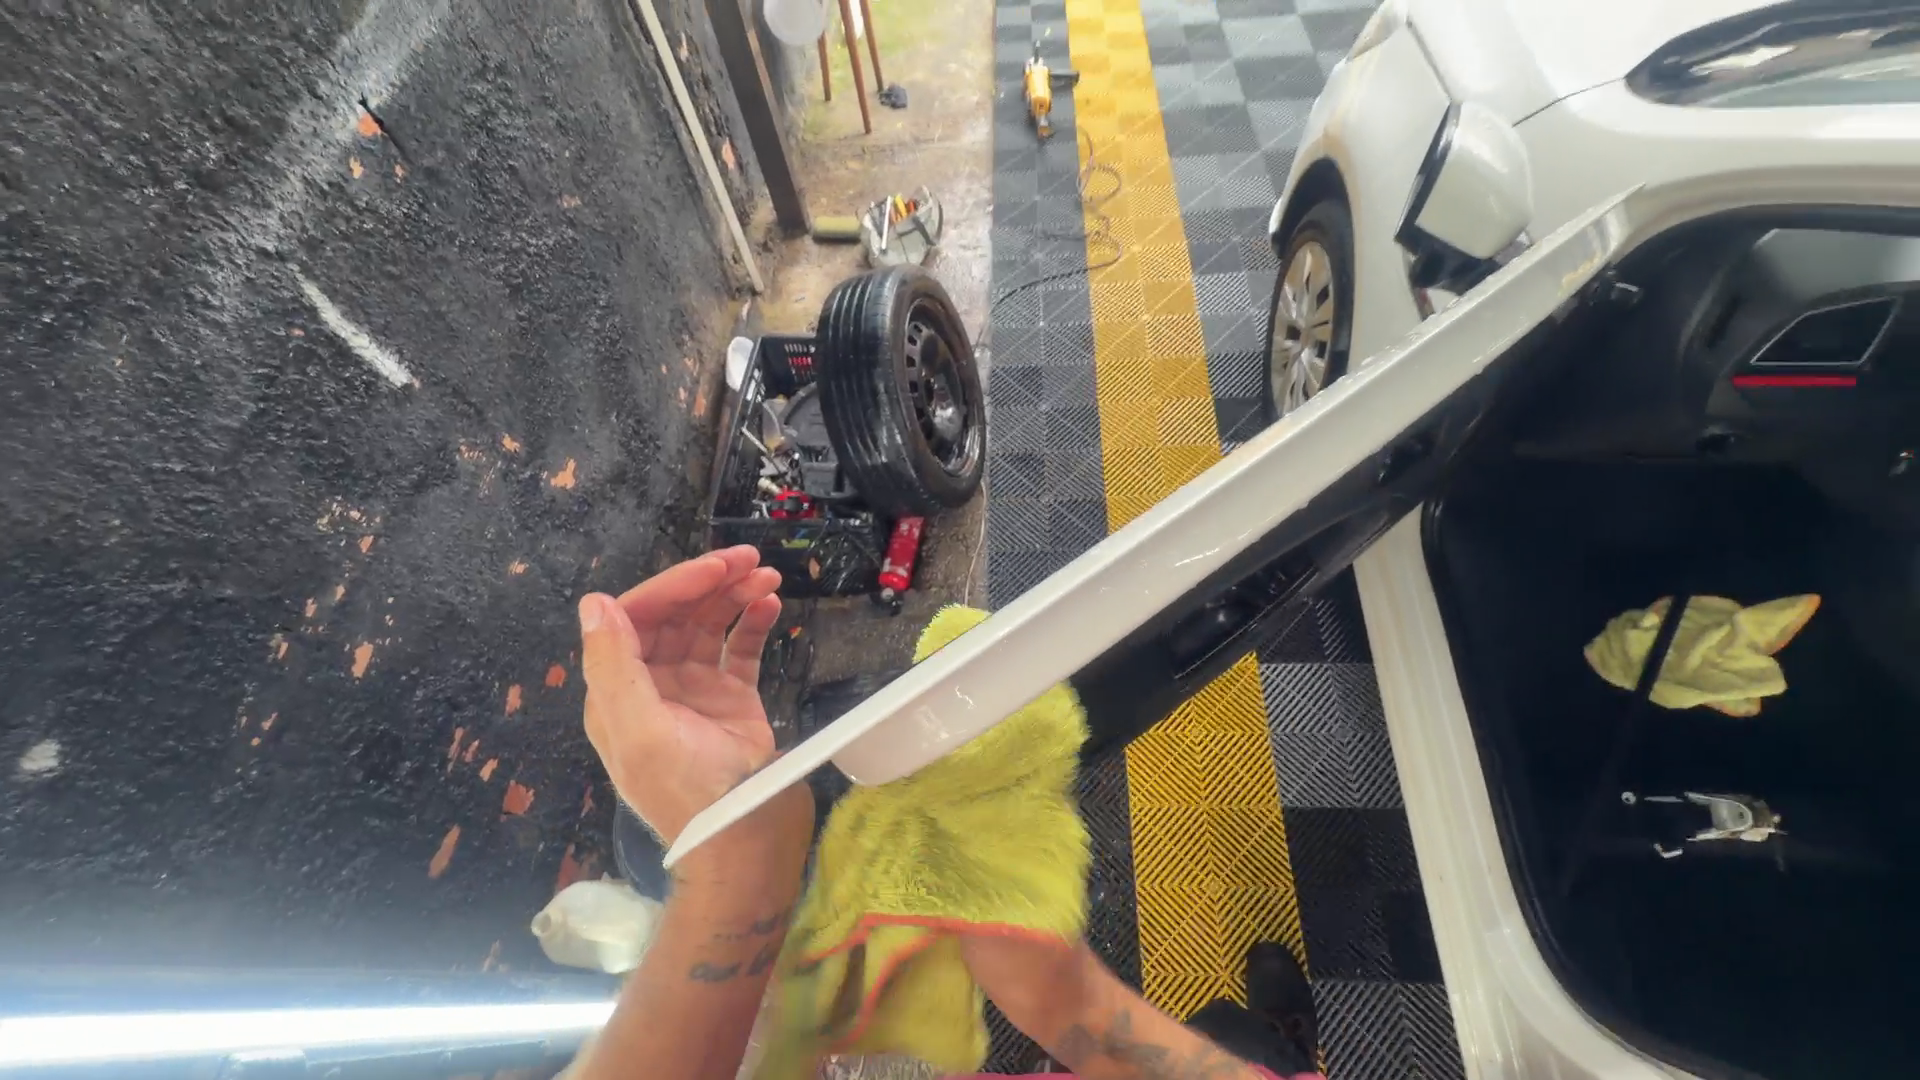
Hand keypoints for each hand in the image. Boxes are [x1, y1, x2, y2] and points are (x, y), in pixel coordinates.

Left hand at [579, 547, 811, 883]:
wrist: (745, 838)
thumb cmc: (687, 790)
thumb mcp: (640, 733)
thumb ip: (613, 668)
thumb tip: (595, 603)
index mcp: (621, 690)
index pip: (638, 618)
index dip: (673, 587)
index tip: (714, 569)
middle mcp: (655, 684)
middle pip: (677, 615)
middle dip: (710, 583)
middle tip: (750, 559)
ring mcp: (696, 689)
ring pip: (711, 626)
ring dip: (737, 596)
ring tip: (769, 577)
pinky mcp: (733, 698)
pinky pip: (741, 649)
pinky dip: (755, 624)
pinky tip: (772, 606)